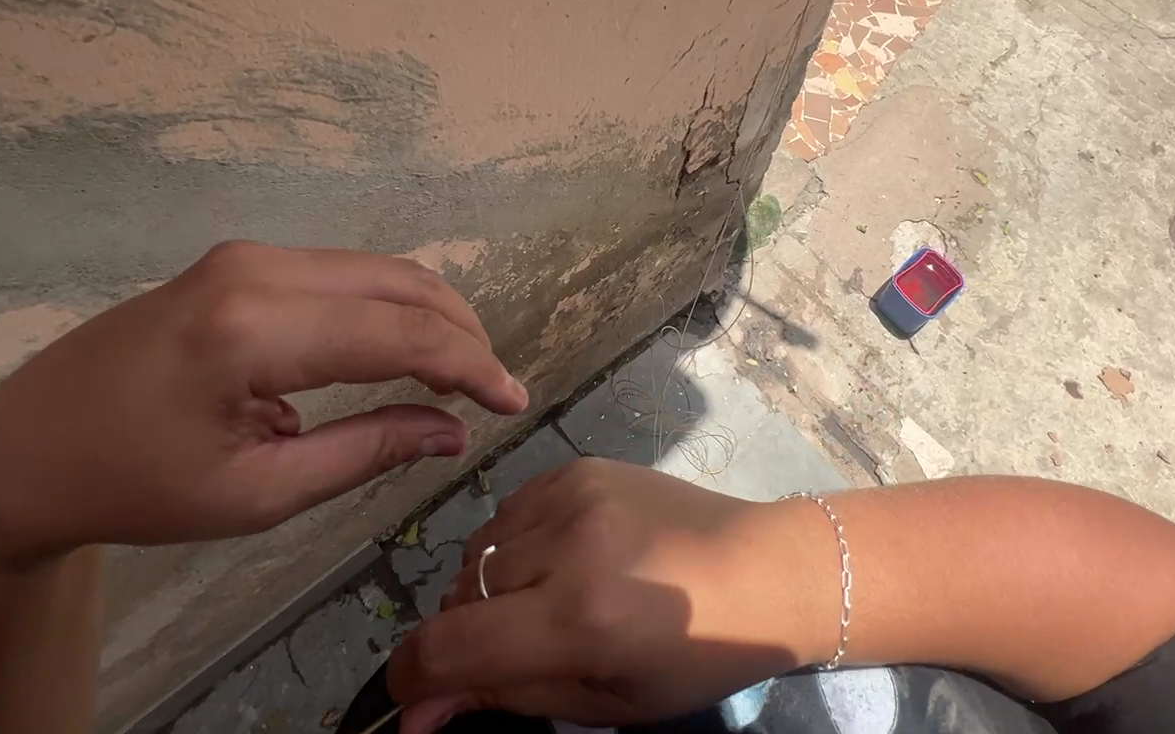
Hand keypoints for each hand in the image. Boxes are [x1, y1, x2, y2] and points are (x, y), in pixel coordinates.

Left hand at [0, 241, 528, 566]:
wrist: (21, 451)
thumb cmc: (133, 487)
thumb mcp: (258, 492)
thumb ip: (368, 452)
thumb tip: (454, 432)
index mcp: (254, 330)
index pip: (399, 335)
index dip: (471, 366)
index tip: (515, 402)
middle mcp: (260, 269)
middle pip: (402, 286)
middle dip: (462, 334)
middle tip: (490, 390)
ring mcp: (250, 255)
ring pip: (381, 271)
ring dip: (432, 316)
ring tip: (457, 372)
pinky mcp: (245, 260)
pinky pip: (347, 273)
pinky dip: (391, 307)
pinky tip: (402, 347)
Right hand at [387, 459, 836, 732]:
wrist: (761, 566)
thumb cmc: (695, 654)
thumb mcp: (606, 697)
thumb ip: (507, 694)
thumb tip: (418, 712)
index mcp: (578, 616)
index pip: (450, 645)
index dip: (413, 679)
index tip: (414, 698)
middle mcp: (566, 544)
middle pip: (459, 593)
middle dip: (467, 631)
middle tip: (518, 645)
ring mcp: (573, 493)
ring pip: (480, 546)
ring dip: (490, 583)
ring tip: (545, 596)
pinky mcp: (581, 465)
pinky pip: (512, 508)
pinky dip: (515, 540)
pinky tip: (560, 553)